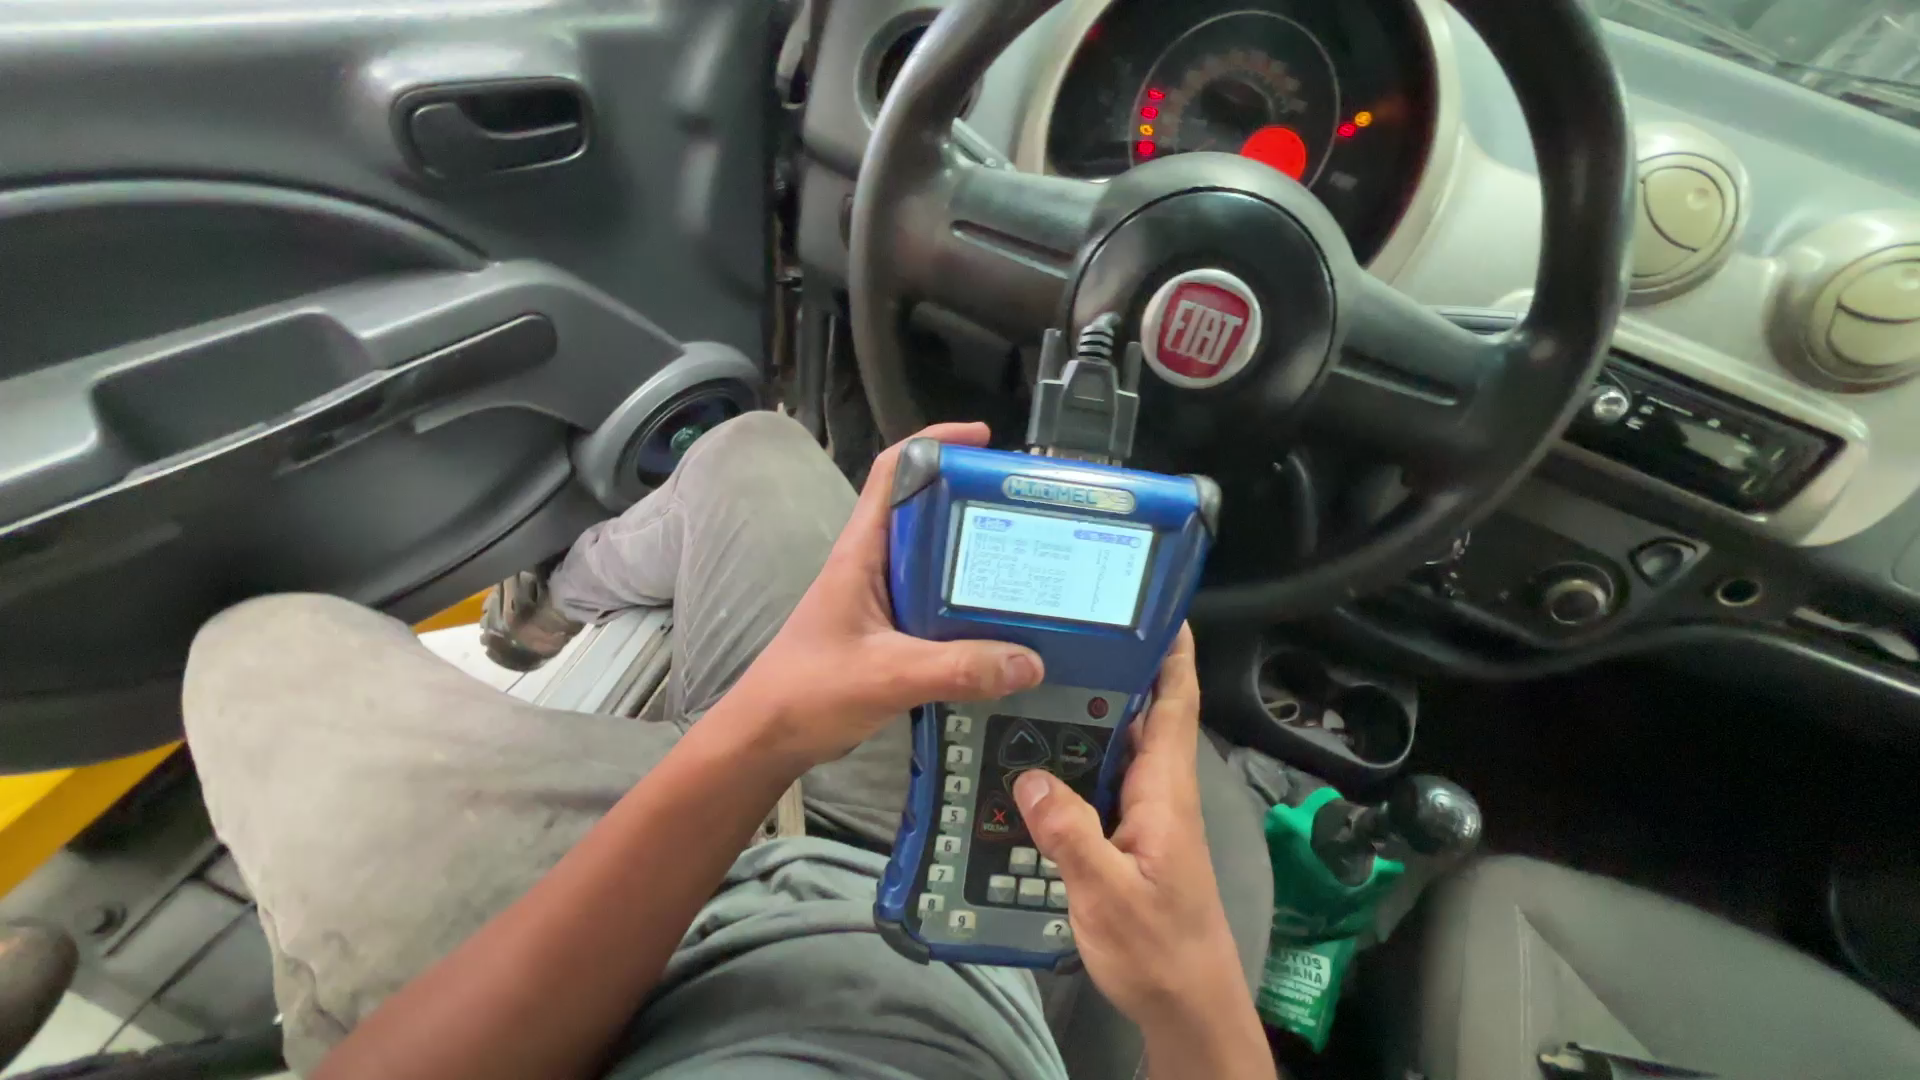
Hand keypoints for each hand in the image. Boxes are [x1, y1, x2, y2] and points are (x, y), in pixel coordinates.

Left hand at [725, 423, 1045, 766]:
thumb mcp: (884, 675)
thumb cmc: (806, 692)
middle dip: (976, 503)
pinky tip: (1007, 625)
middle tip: (1030, 511)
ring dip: (980, 558)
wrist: (767, 738)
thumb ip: (955, 669)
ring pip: (939, 561)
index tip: (984, 442)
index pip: (894, 471)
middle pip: (929, 512)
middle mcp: (875, 565)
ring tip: (1033, 563)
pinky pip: (942, 605)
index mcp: (862, 551)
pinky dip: (973, 607)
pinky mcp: (894, 633)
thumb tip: (1029, 661)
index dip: (935, 443)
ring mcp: (885, 599)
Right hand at [1013, 627, 1269, 1074]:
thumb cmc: (1160, 949)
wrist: (1188, 1004)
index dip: (1173, 652)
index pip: (1175, 702)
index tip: (1156, 606)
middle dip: (1112, 666)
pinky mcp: (1130, 832)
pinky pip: (1102, 776)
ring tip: (1037, 676)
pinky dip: (1076, 754)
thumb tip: (1030, 776)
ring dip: (1088, 710)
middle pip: (1141, 712)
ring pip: (1117, 743)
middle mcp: (1159, 789)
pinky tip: (1037, 752)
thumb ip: (1071, 835)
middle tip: (1061, 629)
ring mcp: (1146, 811)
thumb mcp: (1108, 895)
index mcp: (1165, 789)